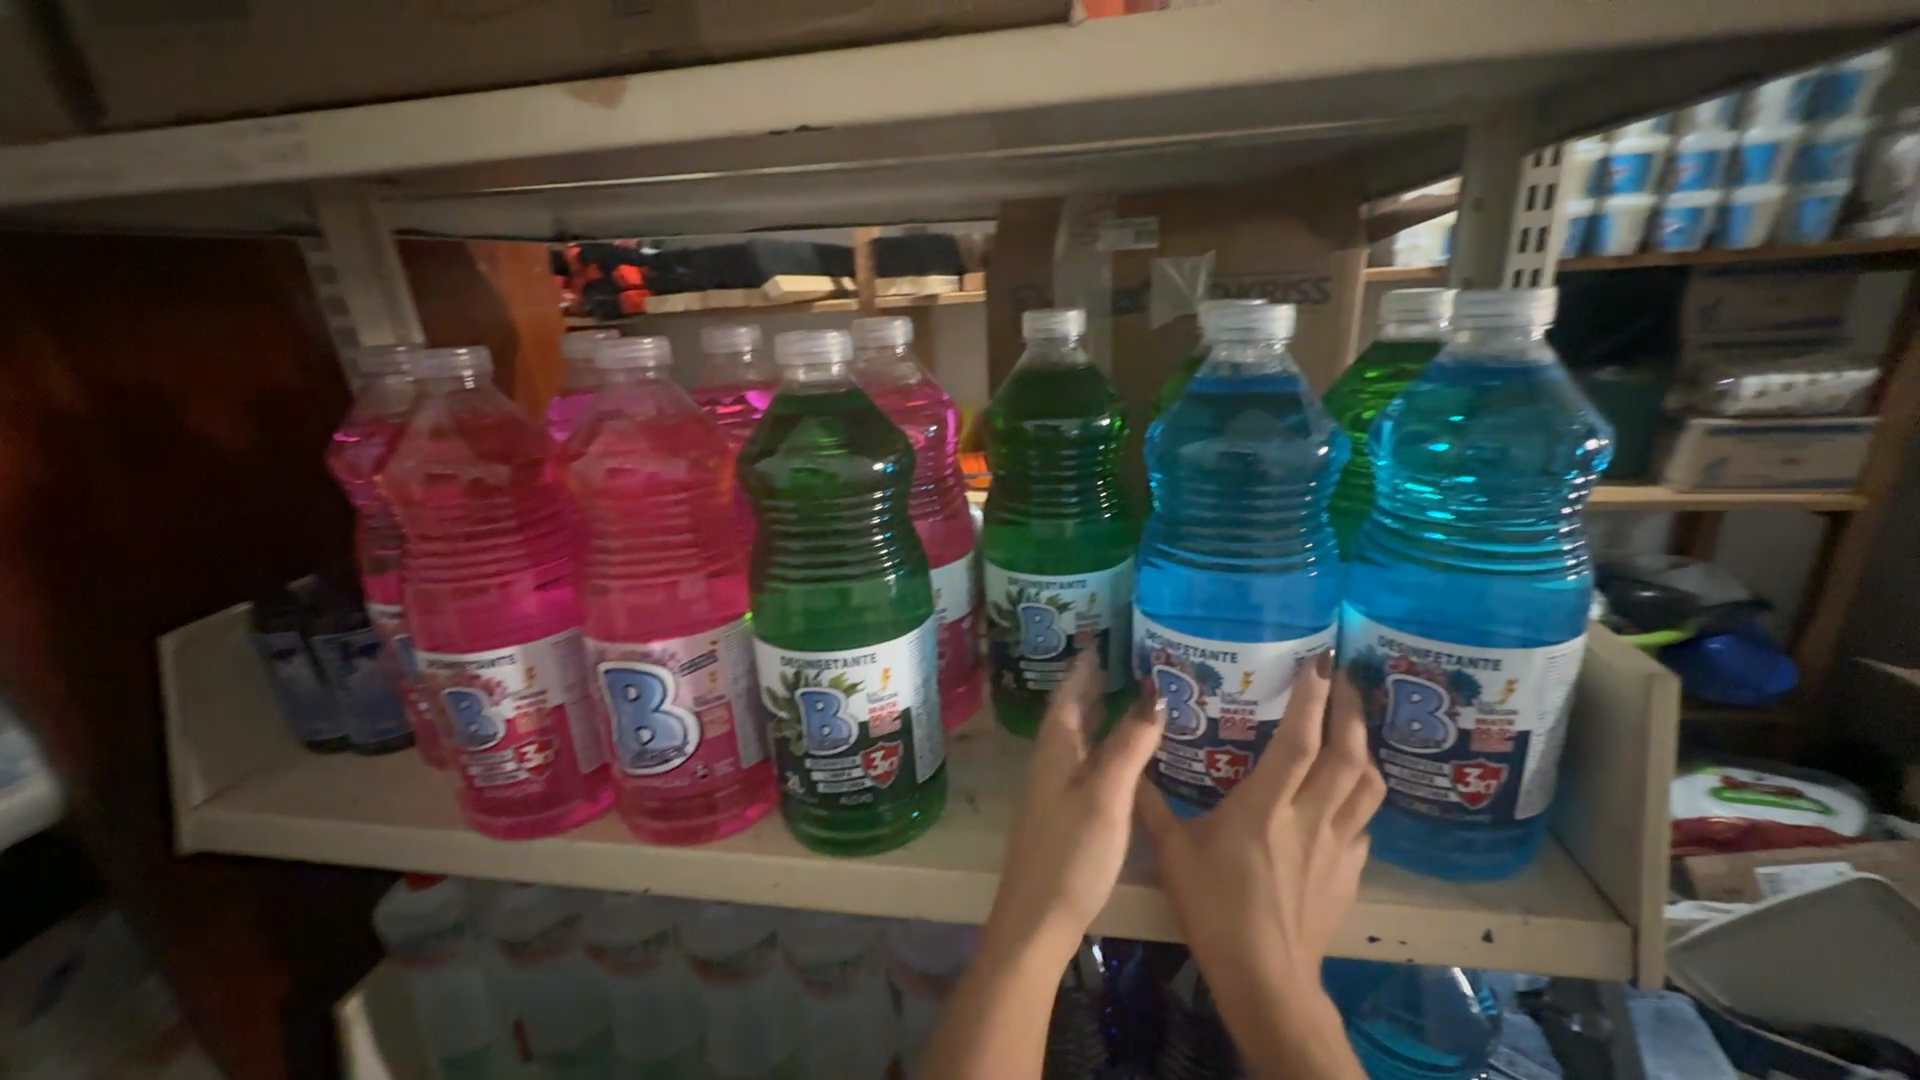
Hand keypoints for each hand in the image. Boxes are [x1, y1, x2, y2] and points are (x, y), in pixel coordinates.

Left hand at [988, 648, 1164, 959]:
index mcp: (1057, 746)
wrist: (1038, 917)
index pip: (1070, 691)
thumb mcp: (1106, 793)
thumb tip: (1154, 692)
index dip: (1085, 663)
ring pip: (1080, 735)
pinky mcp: (1066, 809)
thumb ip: (1129, 744)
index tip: (1103, 634)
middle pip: (1073, 709)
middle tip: (1126, 656)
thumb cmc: (1072, 852)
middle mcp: (1052, 758)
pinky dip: (1106, 742)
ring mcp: (1057, 786)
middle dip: (1094, 681)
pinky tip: (1127, 750)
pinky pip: (1087, 759)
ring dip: (1101, 710)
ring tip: (1132, 691)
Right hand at [1137, 652, 1384, 998]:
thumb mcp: (1172, 853)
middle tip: (1344, 676)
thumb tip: (1128, 769)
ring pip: (1367, 783)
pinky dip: (1360, 796)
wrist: (1265, 978)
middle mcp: (1310, 816)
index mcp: (1265, 806)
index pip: (1299, 741)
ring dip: (1364, 745)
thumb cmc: (1214, 910)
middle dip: (1350, 707)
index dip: (1312, 698)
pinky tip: (1346, 794)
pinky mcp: (1349, 870)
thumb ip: (1151, 806)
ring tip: (1353, 723)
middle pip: (1347, 752)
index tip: (1319, 661)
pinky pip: (1364, 821)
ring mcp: (1336, 843)